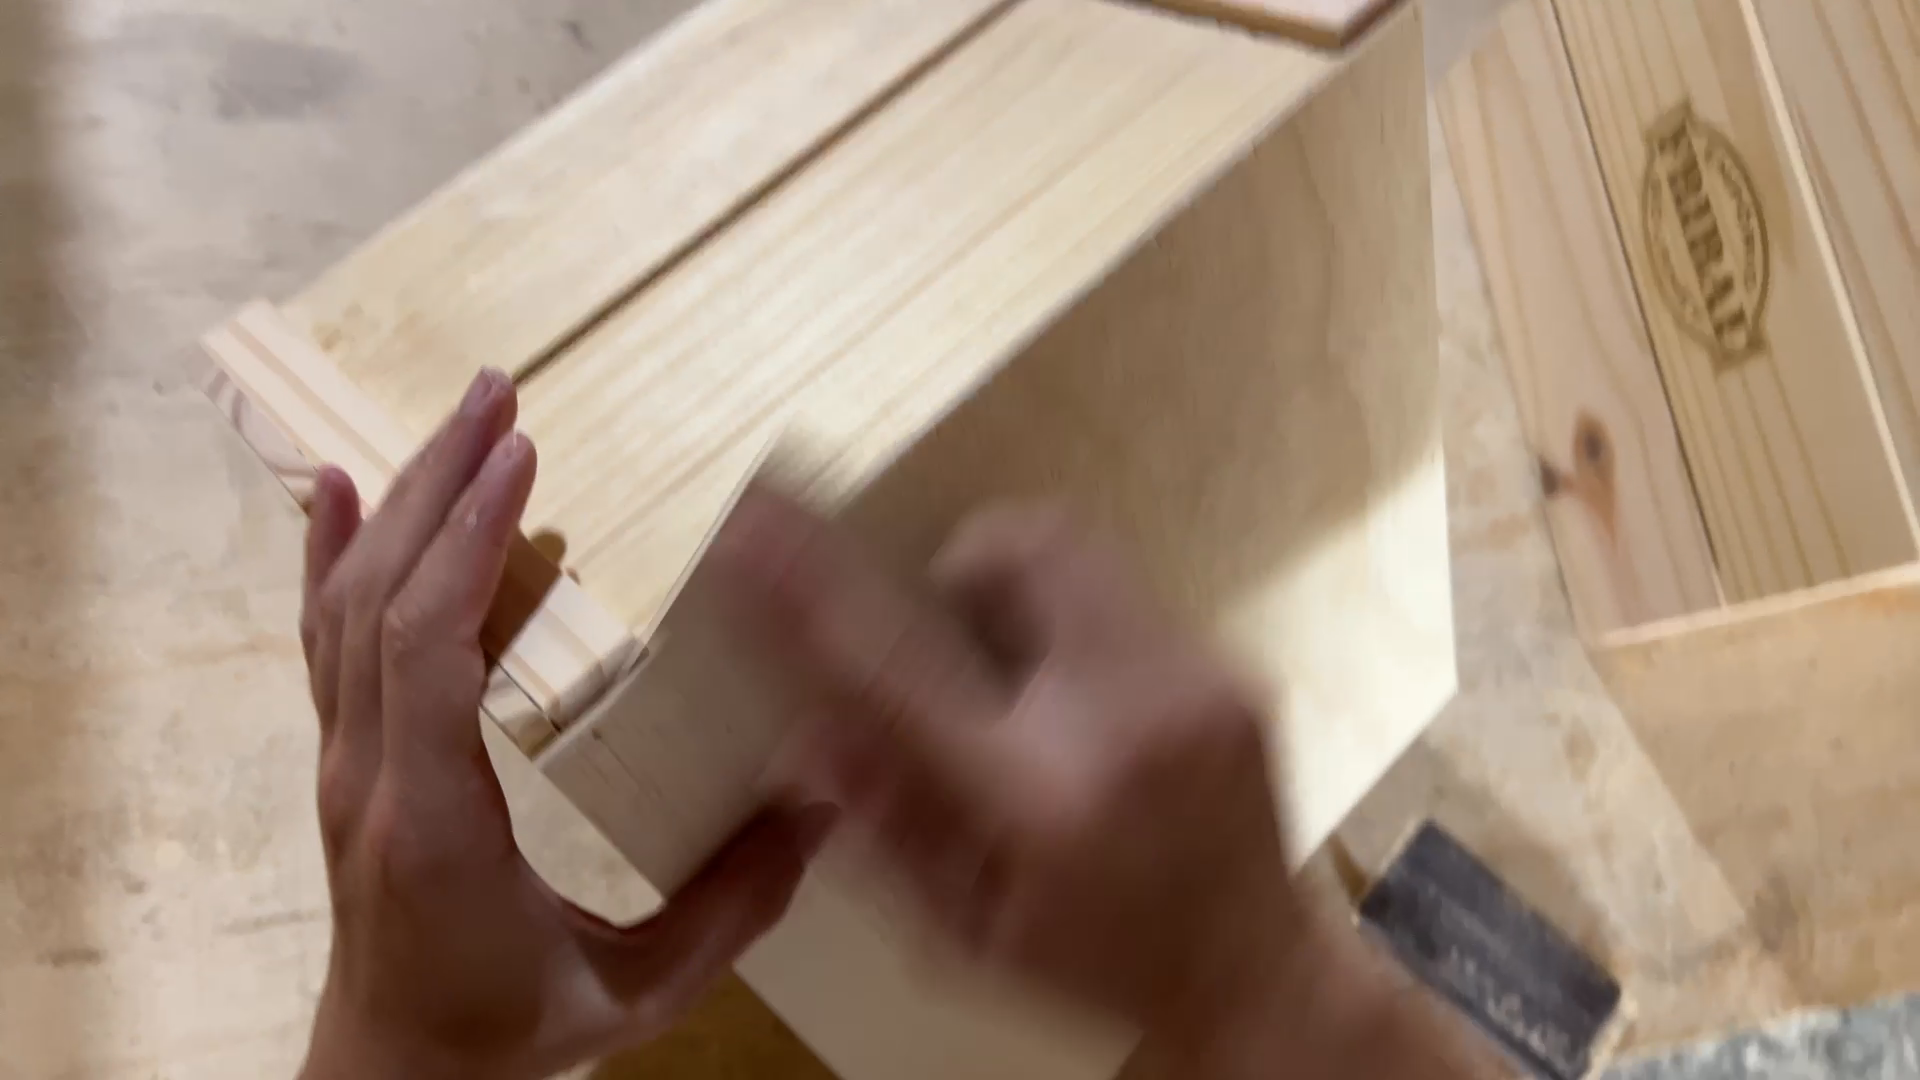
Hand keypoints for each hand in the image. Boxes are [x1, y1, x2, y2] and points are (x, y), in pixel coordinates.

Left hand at [296, 370, 829, 1079]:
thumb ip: (734, 905)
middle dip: (439, 482)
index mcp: (434, 815)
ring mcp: (345, 760)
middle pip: (378, 596)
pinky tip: (343, 492)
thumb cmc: (509, 1034)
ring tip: (453, 420)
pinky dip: (329, 552)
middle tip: (493, 395)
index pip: (428, 648)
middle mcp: (369, 769)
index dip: (469, 542)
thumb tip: (827, 807)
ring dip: (399, 500)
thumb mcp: (638, 989)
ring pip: (344, 604)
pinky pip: (326, 636)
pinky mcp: (350, 757)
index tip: (521, 458)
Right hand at [712, 494, 1305, 1041]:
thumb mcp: (964, 932)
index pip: (899, 667)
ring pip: (1075, 547)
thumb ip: (881, 826)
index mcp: (1037, 798)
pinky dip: (1073, 615)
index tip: (752, 525)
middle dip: (961, 563)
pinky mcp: (1230, 667)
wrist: (1261, 974)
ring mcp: (1192, 678)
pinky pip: (1122, 588)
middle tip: (951, 627)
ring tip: (1017, 660)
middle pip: (1023, 550)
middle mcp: (1123, 717)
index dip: (815, 586)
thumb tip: (802, 734)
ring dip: (1019, 581)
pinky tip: (1083, 694)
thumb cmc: (1097, 963)